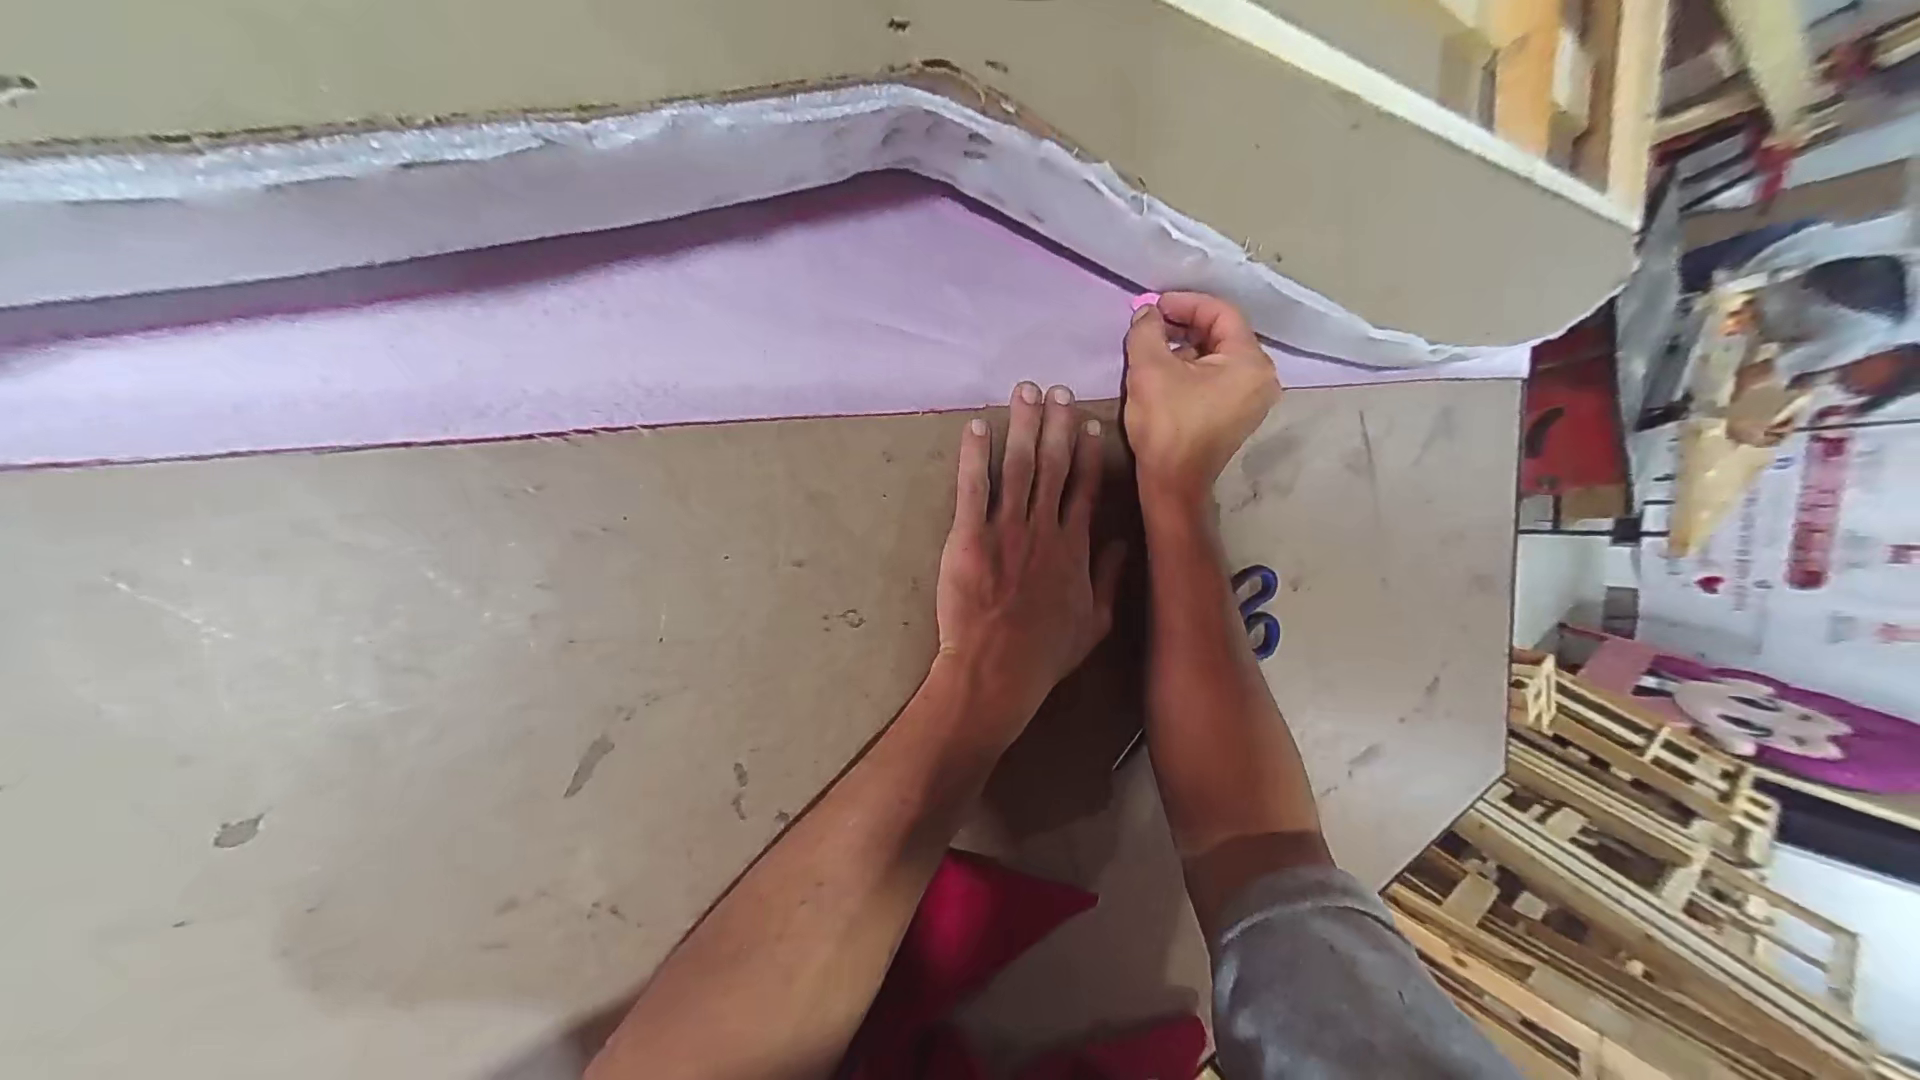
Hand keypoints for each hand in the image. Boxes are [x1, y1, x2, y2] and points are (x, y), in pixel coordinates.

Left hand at [935, 382, 1125, 731]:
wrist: (998, 670)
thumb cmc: (1045, 652)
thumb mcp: (1095, 623)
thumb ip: (1109, 579)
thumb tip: (1121, 544)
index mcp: (1074, 547)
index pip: (1084, 488)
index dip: (1086, 453)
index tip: (1089, 424)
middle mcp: (1044, 529)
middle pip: (1054, 466)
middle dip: (1056, 424)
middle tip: (1056, 390)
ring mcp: (1006, 530)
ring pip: (1019, 467)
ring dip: (1023, 426)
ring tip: (1025, 392)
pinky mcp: (969, 537)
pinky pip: (973, 488)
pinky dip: (975, 456)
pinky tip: (976, 427)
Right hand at [1123, 292, 1281, 504]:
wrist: (1171, 483)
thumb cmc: (1165, 426)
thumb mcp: (1149, 370)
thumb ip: (1147, 331)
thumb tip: (1147, 313)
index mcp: (1250, 362)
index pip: (1220, 313)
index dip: (1185, 303)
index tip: (1154, 306)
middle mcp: (1261, 377)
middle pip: (1222, 334)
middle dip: (1184, 325)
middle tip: (1151, 324)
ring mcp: (1252, 399)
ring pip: (1218, 356)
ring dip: (1186, 347)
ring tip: (1153, 346)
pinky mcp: (1237, 415)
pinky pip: (1218, 378)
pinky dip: (1193, 368)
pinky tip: (1166, 371)